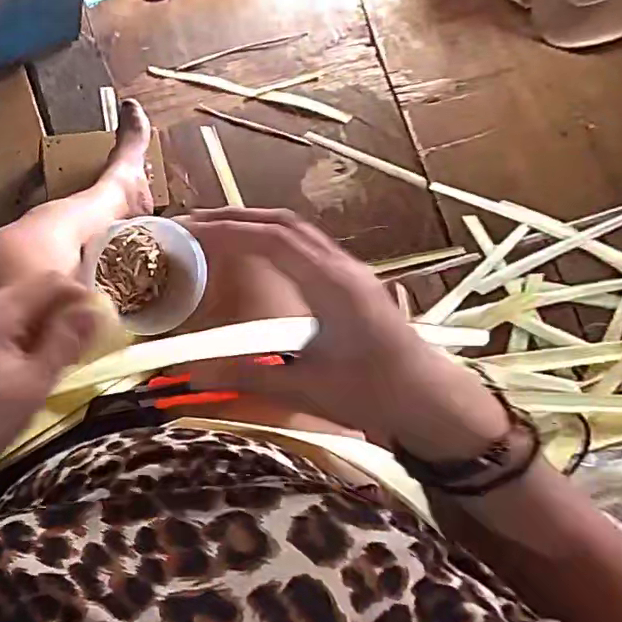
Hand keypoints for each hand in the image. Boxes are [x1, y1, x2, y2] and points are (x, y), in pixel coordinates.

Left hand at [0, 274, 99, 483]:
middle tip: (84, 344)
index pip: (51, 281)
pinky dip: (23, 335)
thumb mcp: (33, 382)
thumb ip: (64, 341)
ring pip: (18, 308)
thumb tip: (95, 309)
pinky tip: (30, 365)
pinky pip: (1, 323)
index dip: (81, 295)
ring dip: (43, 326)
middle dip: (62, 311)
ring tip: (61, 358)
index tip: (101, 322)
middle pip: (33, 291)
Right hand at [176, 208, 507, 458]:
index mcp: (330, 285)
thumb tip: (194, 375)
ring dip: (253, 223)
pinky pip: (305, 245)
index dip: (226, 232)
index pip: (271, 240)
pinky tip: (252, 251)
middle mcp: (341, 269)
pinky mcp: (349, 283)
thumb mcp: (303, 388)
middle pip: (283, 223)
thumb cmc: (374, 394)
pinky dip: (270, 237)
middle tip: (191, 222)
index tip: (189, 232)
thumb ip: (246, 376)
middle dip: (234, 217)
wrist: (432, 404)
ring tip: (213, 228)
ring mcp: (348, 273)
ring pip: (296, 230)